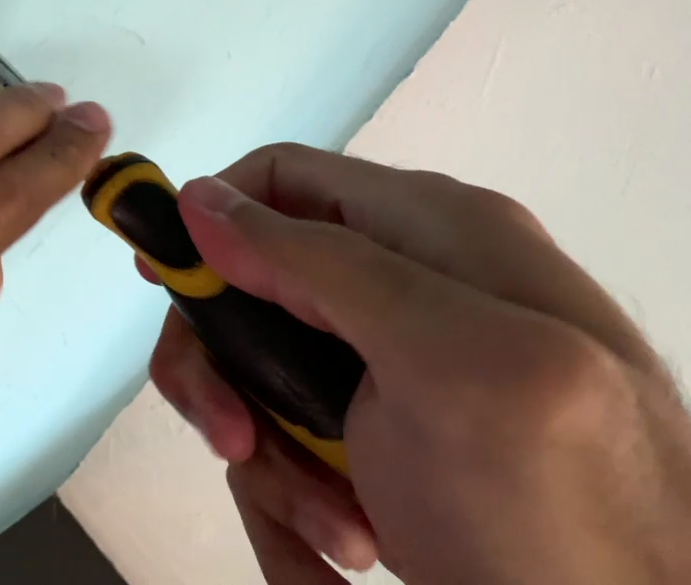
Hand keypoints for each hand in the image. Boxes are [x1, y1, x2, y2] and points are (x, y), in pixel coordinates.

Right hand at [146, 143, 690, 583]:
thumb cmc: (554, 509)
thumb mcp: (448, 366)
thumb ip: (321, 265)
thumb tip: (196, 197)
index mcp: (438, 233)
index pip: (277, 179)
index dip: (206, 221)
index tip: (165, 288)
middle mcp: (410, 287)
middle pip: (245, 284)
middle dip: (222, 366)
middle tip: (232, 434)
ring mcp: (392, 366)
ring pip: (252, 369)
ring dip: (260, 450)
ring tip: (326, 522)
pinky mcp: (380, 434)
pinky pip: (283, 436)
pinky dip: (286, 495)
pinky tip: (335, 541)